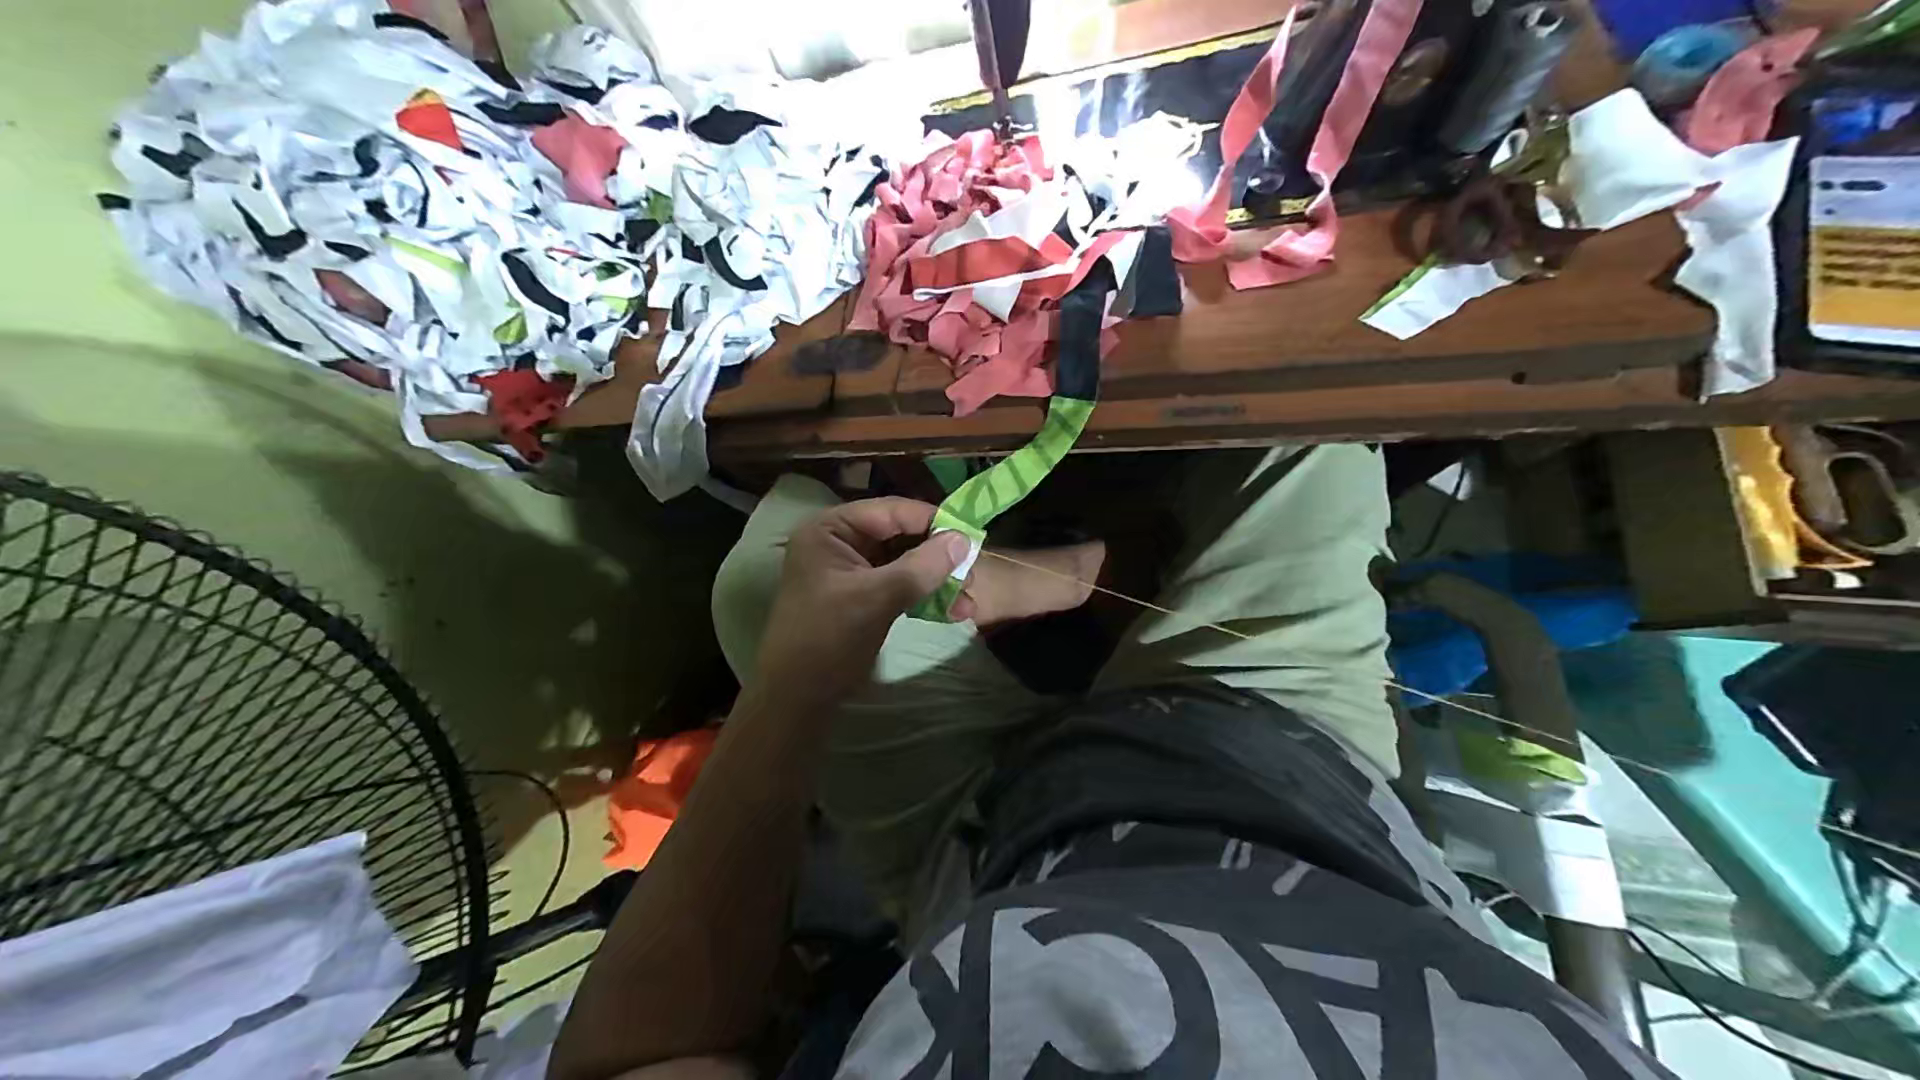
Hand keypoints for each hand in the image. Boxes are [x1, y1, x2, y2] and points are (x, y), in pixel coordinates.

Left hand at [749, 498, 973, 714]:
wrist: (797, 699)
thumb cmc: (827, 640)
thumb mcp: (875, 599)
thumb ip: (920, 566)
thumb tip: (964, 540)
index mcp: (830, 529)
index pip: (890, 511)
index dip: (931, 520)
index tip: (972, 535)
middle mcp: (840, 542)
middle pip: (900, 535)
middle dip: (937, 555)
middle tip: (971, 573)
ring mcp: (852, 570)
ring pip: (905, 562)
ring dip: (937, 579)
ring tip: (968, 600)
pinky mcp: (863, 596)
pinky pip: (901, 584)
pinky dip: (925, 595)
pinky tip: (954, 611)